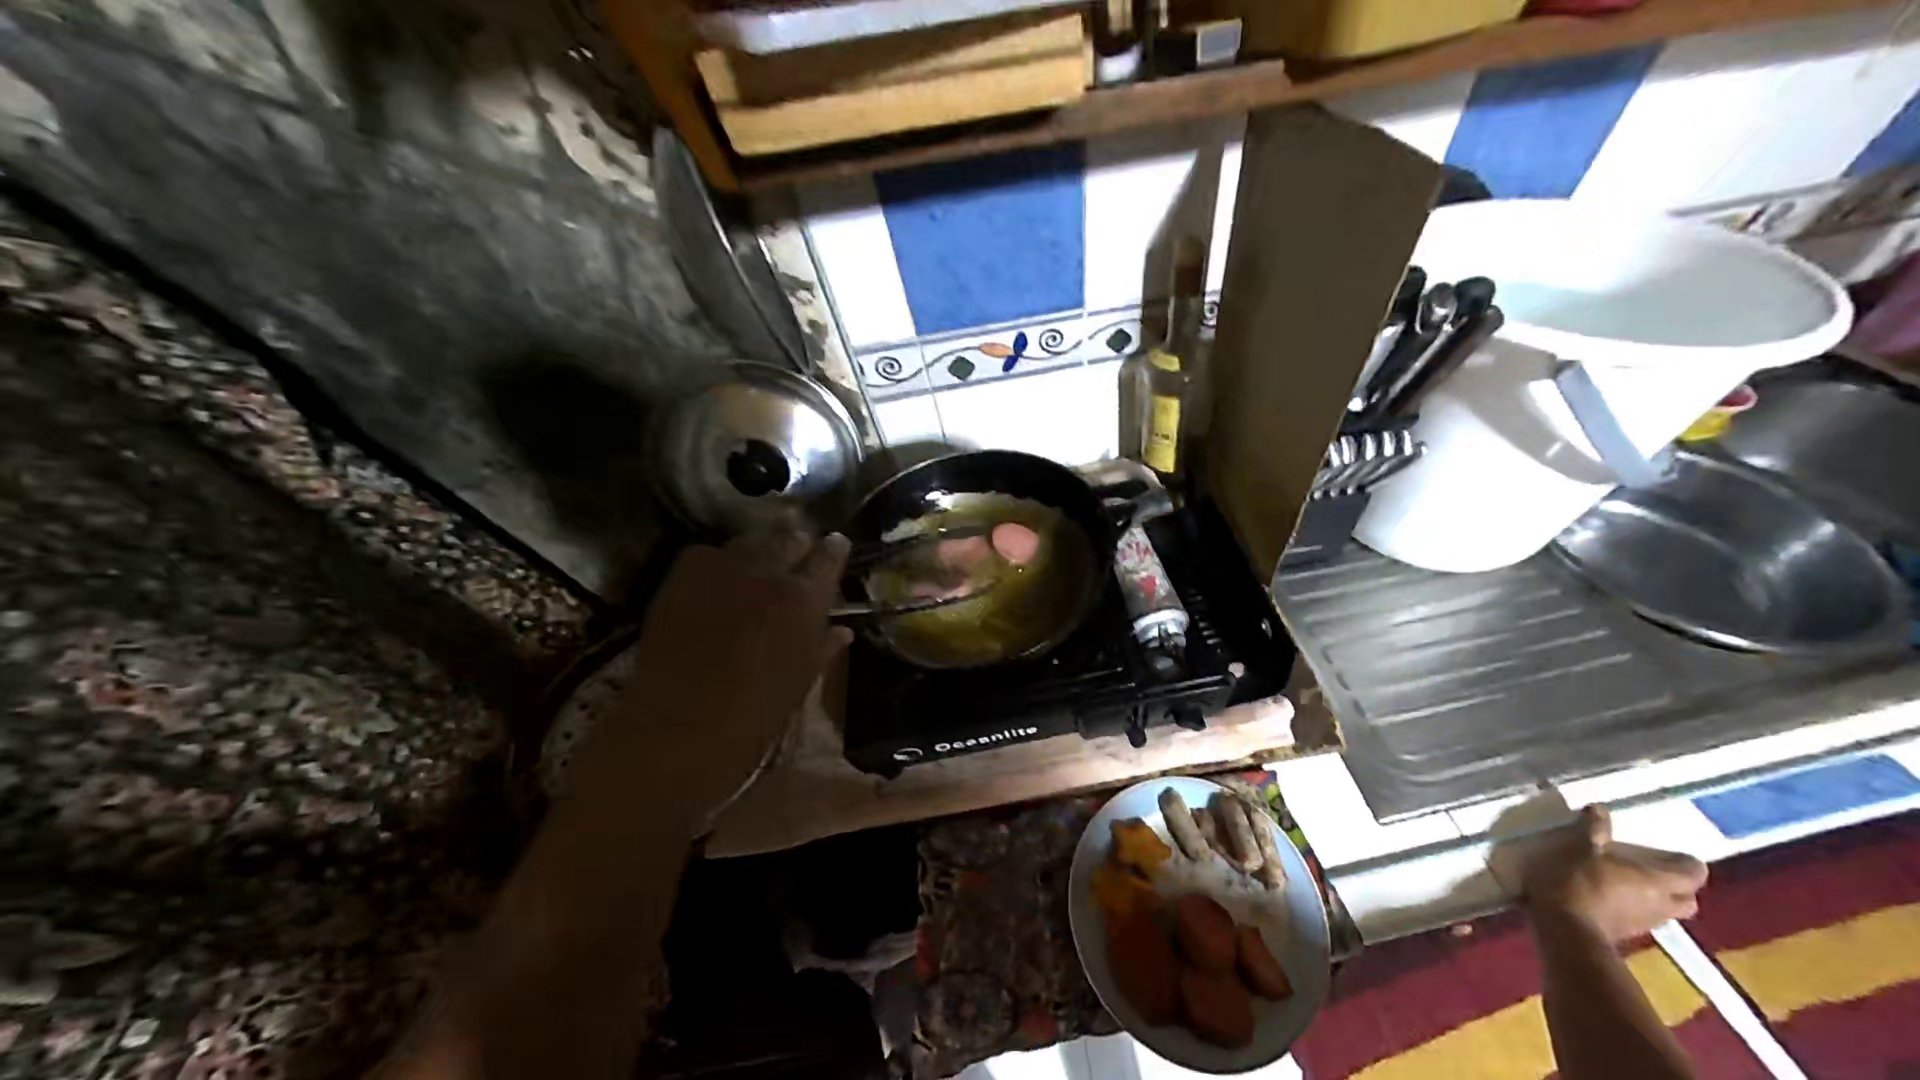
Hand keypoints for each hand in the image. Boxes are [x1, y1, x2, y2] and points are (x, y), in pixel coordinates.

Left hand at [579, 532, 851, 823]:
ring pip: (749, 542)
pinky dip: (716, 564)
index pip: (829, 555)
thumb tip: (841, 630)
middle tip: (793, 562)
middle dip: (795, 547)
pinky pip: (707, 554)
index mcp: (805, 596)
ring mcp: (724, 566)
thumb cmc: (757, 709)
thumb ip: (824, 645)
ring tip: (753, 570)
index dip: (834, 550)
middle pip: (789, 539)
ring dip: (757, 553)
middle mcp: (769, 569)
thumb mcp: (802, 678)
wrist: (684, 721)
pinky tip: (713, 584)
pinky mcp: (685, 571)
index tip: (835, 547)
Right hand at [1522, 806, 1708, 941]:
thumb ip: (1592, 828)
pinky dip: (1632, 908)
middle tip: (1654, 871)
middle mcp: (1662, 904)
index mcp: (1658, 881)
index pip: (1693, 873)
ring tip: (1628, 883)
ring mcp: (1645, 922)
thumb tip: (1600, 809)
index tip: (1673, 854)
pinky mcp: (1625, 933)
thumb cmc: (1576, 880)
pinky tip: (1608, 898)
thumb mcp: (1577, 846)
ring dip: (1655, 898)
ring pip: (1666, 910)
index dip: (1687, 863)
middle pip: (1687, 898)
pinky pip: (1641, 918)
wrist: (1564, 927)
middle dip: (1678, 887)